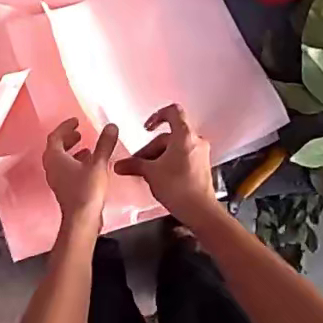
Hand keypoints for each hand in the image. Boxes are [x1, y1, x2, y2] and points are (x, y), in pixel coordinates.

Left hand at [42, 118, 117, 228]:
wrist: (82, 218)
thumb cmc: (86, 191)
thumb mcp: (98, 163)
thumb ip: (104, 144)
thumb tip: (111, 127)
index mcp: (55, 158)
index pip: (55, 136)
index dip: (65, 127)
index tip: (75, 122)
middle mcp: (52, 168)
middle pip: (56, 148)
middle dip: (68, 139)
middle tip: (78, 133)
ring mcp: (57, 180)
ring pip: (61, 160)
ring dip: (72, 152)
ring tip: (86, 148)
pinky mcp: (64, 189)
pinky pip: (66, 171)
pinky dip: (75, 163)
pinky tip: (89, 165)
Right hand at [115, 104, 216, 222]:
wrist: (199, 210)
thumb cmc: (179, 188)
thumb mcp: (150, 173)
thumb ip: (134, 165)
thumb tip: (121, 165)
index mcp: (184, 136)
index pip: (173, 112)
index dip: (157, 116)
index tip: (147, 127)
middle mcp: (195, 141)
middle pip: (169, 136)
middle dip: (151, 148)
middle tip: (138, 162)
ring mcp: (201, 154)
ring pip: (175, 148)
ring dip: (159, 156)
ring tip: (147, 172)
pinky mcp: (202, 166)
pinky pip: (183, 157)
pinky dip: (170, 162)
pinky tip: (160, 176)